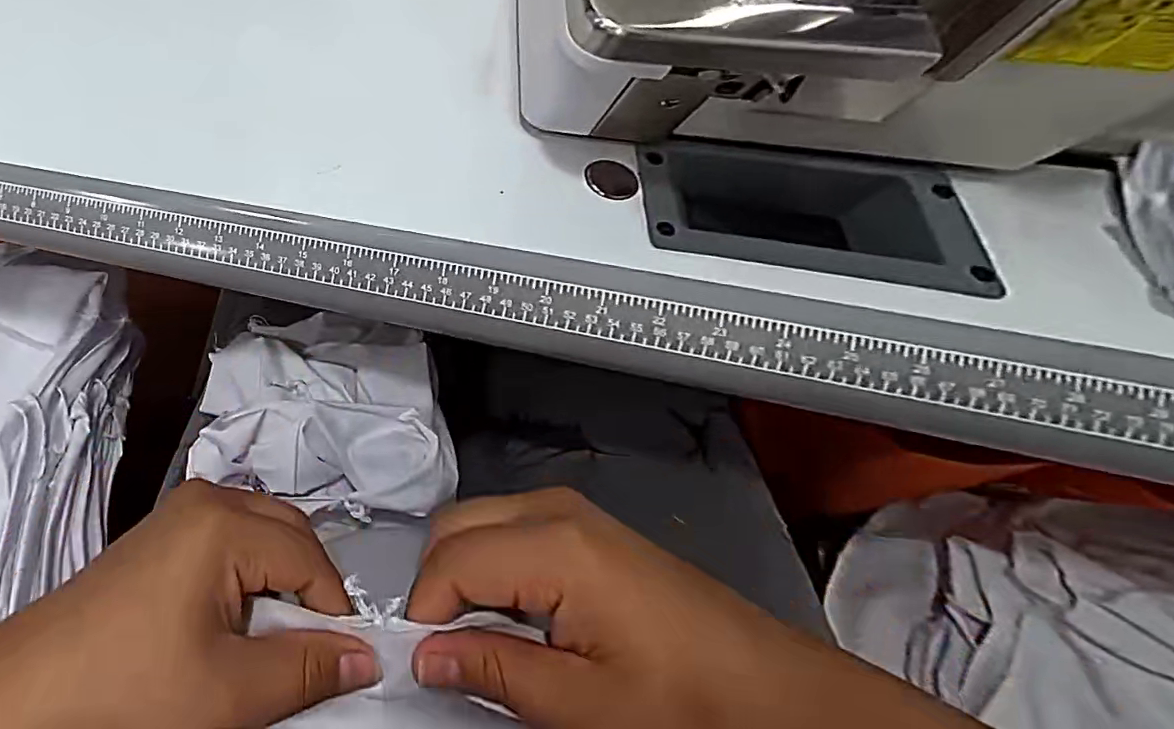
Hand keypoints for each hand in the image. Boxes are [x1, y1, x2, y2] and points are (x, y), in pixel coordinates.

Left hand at [0, 480, 379, 728]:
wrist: (34, 690)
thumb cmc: (130, 687)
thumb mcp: (230, 691)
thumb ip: (305, 667)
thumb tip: (362, 655)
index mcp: (223, 520)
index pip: (310, 556)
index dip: (336, 611)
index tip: (346, 663)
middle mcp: (204, 499)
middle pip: (287, 532)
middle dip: (309, 588)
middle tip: (310, 654)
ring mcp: (178, 513)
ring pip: (259, 533)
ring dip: (278, 582)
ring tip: (270, 646)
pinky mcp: (161, 534)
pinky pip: (226, 540)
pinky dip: (246, 576)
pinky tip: (233, 626)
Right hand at [406, 489, 979, 728]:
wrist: (789, 696)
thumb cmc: (696, 704)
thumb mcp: (590, 707)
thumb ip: (496, 671)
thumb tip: (425, 656)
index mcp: (553, 543)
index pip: (451, 562)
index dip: (426, 612)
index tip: (424, 661)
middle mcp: (551, 507)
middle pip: (453, 527)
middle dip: (437, 583)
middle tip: (450, 649)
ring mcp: (567, 508)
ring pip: (473, 522)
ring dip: (460, 572)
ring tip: (483, 636)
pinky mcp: (580, 522)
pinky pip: (504, 527)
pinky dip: (489, 563)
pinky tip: (514, 613)